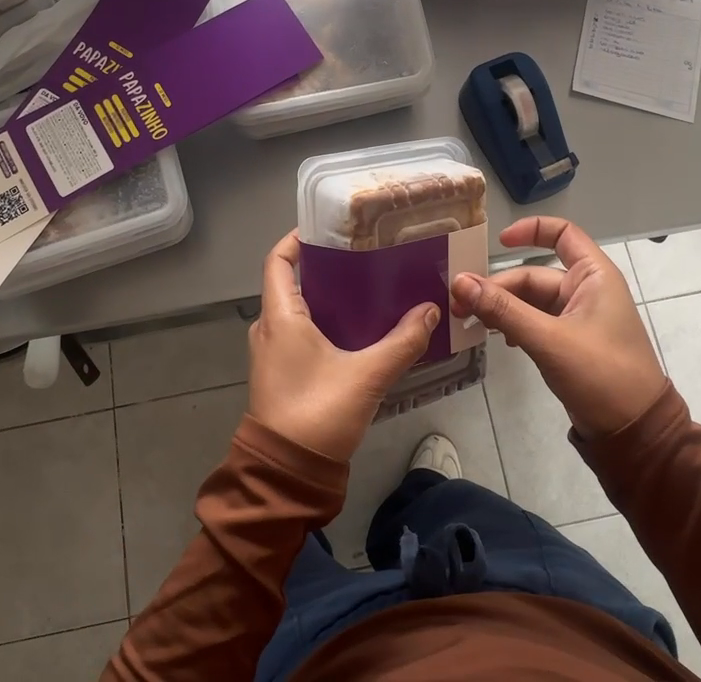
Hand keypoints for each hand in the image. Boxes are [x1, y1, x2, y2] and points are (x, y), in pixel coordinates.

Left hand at [247, 231, 440, 461]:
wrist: (288, 472)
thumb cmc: (319, 412)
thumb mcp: (367, 375)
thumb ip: (402, 341)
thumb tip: (431, 310)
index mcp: (280, 316)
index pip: (278, 260)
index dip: (297, 239)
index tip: (328, 228)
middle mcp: (269, 327)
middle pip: (290, 282)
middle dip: (324, 266)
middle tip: (363, 255)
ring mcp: (272, 351)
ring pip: (297, 309)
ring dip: (327, 296)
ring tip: (368, 286)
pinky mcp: (281, 371)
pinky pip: (299, 332)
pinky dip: (324, 321)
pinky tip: (359, 328)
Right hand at [450, 216, 665, 437]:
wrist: (634, 431)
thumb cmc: (601, 375)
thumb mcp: (548, 340)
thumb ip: (503, 310)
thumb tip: (459, 282)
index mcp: (594, 276)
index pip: (562, 234)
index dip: (530, 231)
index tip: (496, 242)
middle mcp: (586, 290)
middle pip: (533, 275)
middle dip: (497, 287)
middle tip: (459, 306)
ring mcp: (578, 318)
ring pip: (531, 301)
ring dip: (501, 308)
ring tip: (469, 322)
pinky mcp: (570, 343)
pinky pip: (535, 322)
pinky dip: (513, 326)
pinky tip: (495, 339)